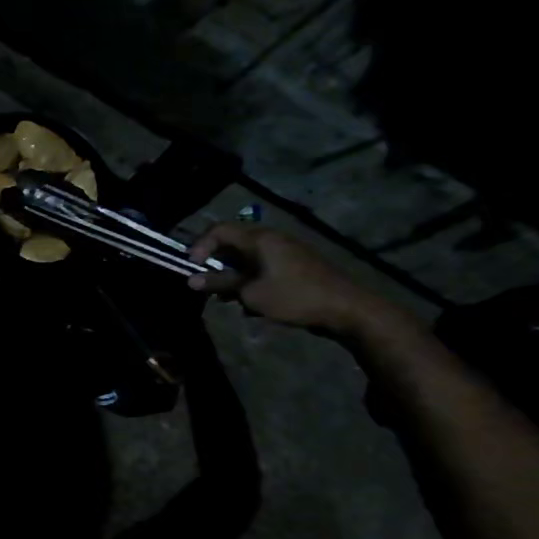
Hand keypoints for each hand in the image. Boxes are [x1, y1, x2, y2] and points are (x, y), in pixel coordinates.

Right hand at [185, 224, 390, 334]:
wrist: (348, 309)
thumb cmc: (294, 297)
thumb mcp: (250, 293)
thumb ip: (220, 284)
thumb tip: (191, 280)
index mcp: (260, 239)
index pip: (218, 230)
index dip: (200, 246)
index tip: (193, 267)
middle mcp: (273, 238)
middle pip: (232, 241)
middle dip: (215, 261)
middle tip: (207, 282)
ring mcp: (287, 249)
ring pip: (247, 254)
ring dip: (232, 272)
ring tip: (228, 295)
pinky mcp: (296, 263)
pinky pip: (263, 263)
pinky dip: (249, 276)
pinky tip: (251, 298)